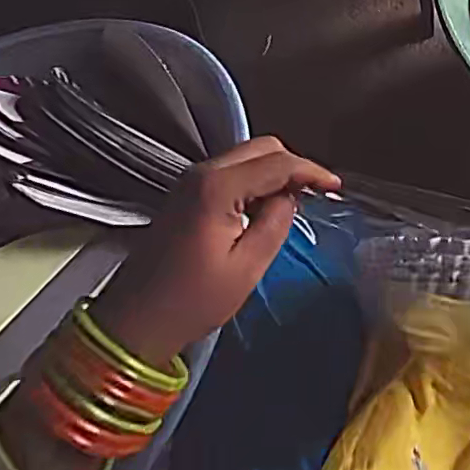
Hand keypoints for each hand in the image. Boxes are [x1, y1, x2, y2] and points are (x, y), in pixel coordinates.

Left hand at [86, 137, 339, 366]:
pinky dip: (256, 179)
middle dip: (293, 165)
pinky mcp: (187, 192)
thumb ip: (276, 223)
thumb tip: (290, 197)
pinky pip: (232, 170)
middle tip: (316, 193)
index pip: (277, 163)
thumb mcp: (246, 268)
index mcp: (217, 187)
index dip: (311, 171)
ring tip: (296, 200)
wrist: (134, 322)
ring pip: (247, 155)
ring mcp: (191, 180)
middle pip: (262, 147)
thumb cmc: (191, 301)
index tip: (335, 186)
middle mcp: (203, 172)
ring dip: (275, 171)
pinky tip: (267, 204)